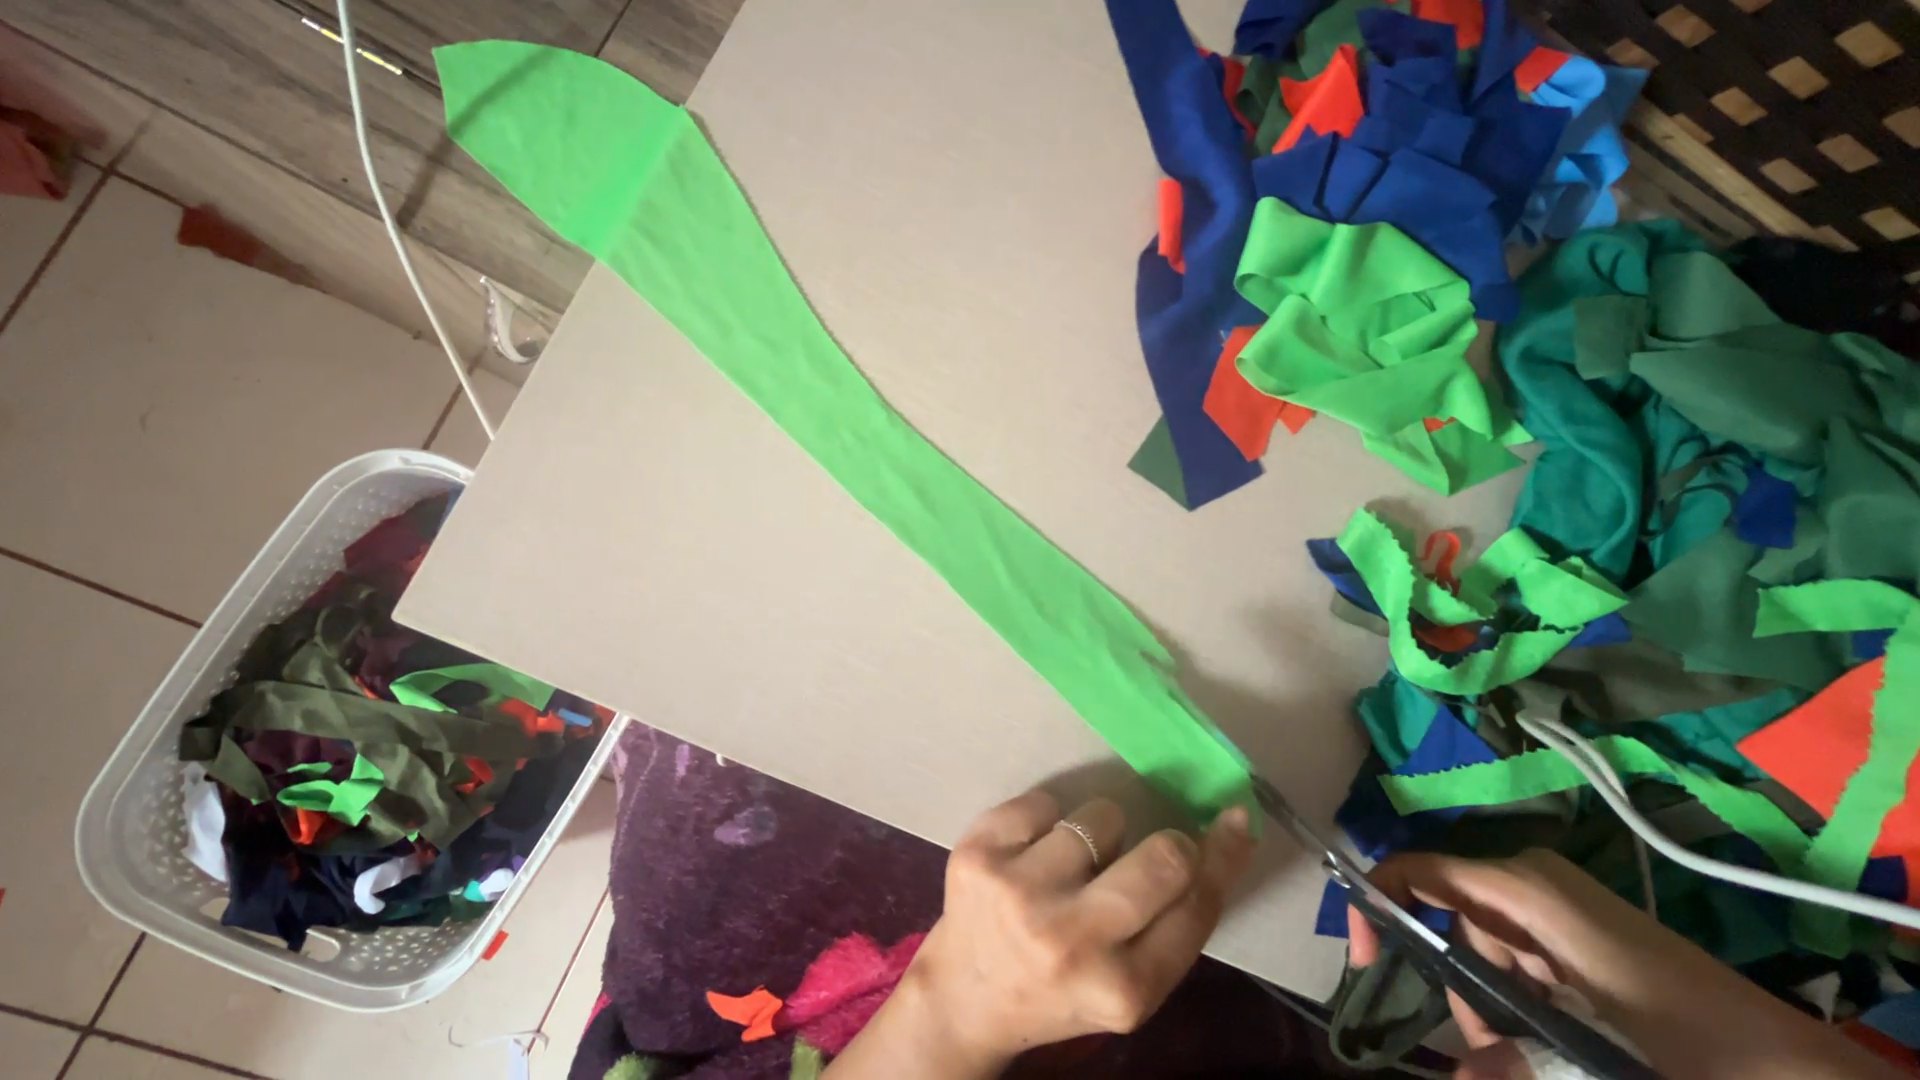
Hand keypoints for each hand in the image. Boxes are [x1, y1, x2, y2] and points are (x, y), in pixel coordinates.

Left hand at [826, 789, 1254, 1078]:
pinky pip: (1045, 801)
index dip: (1224, 856)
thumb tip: (1227, 831)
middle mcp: (1070, 941)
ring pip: (1102, 816)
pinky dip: (1048, 820)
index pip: (1197, 906)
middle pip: (1163, 856)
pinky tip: (1033, 855)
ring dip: (1100, 833)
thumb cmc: (1061, 990)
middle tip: (1151, 851)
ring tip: (1074, 868)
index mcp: (1122, 990)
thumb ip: (1175, 922)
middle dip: (1168, 843)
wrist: (965, 996)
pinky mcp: (977, 855)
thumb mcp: (1129, 985)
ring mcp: (1018, 894)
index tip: (1235, 820)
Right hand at [1349, 849, 1905, 1079]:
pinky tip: (1536, 1031)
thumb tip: (1451, 1072)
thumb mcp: (1569, 1034)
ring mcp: (1554, 902)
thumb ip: (1502, 1047)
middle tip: (1479, 1039)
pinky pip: (1515, 952)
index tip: (1365, 960)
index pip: (1417, 870)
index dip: (1375, 902)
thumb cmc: (1666, 1025)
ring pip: (1481, 939)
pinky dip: (1511, 992)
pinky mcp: (1573, 928)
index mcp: (1521, 884)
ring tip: (1515, 1047)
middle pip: (1448, 913)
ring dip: (1484, 994)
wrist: (1777, 1060)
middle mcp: (1530, 880)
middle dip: (1450, 976)